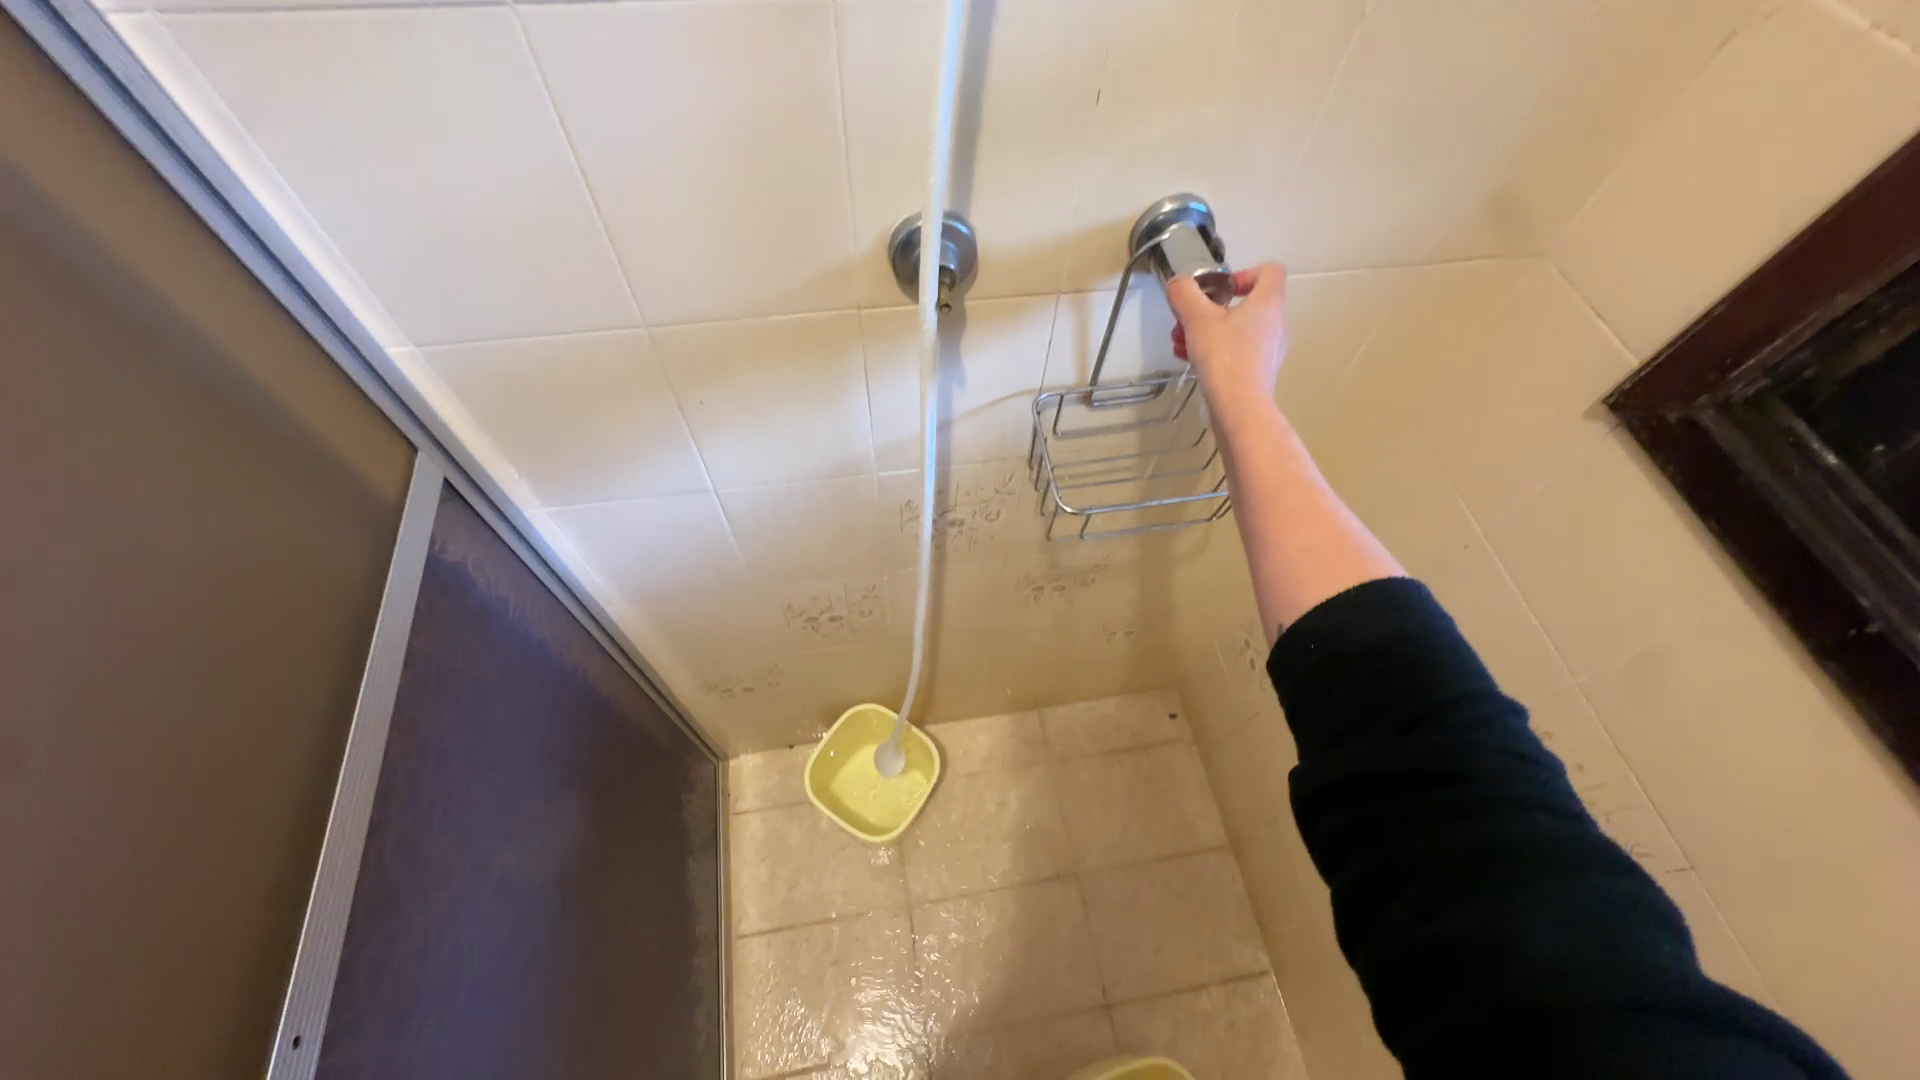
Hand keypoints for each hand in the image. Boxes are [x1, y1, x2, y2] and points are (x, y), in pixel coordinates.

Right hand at [1167, 262, 1288, 417]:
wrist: (1240, 409)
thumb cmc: (1224, 357)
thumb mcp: (1197, 319)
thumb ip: (1184, 294)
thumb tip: (1177, 283)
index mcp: (1268, 303)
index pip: (1270, 271)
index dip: (1244, 273)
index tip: (1218, 291)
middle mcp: (1275, 325)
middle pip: (1245, 304)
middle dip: (1209, 311)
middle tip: (1185, 323)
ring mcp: (1269, 352)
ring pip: (1236, 331)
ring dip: (1206, 333)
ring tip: (1180, 346)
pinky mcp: (1258, 374)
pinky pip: (1235, 353)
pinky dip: (1214, 353)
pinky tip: (1191, 363)